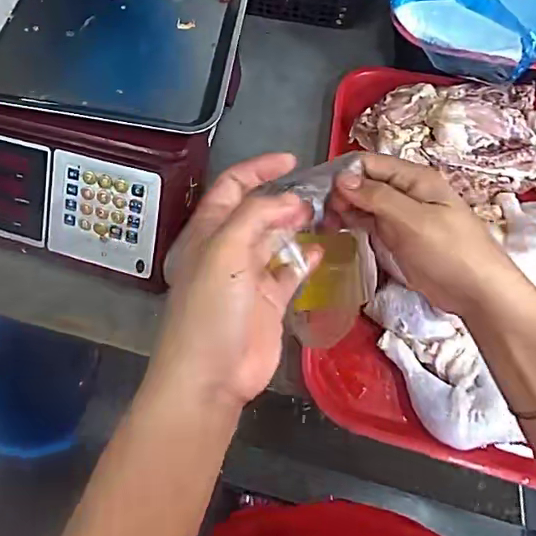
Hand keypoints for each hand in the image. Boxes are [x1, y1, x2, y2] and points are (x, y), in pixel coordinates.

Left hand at [155, 153, 318, 410]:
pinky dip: (305, 258)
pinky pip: (291, 271)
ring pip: (277, 239)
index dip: (258, 169)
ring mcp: (250, 276)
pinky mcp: (269, 301)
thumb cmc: (210, 307)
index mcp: (209, 231)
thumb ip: (258, 215)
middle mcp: (229, 249)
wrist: (211, 375)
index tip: (291, 159)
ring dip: (298, 225)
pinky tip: (321, 249)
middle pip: (258, 211)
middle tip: (318, 191)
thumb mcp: (226, 250)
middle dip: (285, 198)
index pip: (232, 187)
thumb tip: (292, 201)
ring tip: (326, 213)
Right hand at [331, 153, 523, 318]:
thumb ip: (378, 197)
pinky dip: (355, 223)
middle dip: (341, 193)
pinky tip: (338, 230)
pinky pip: (372, 222)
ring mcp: (403, 215)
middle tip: (321, 215)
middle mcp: (407, 191)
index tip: (322, 194)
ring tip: (324, 224)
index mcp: (415, 178)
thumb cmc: (450, 252)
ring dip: (345, 208)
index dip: (345, 174)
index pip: (370, 163)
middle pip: (365, 182)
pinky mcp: (399, 236)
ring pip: (365, 202)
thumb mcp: (414, 221)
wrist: (479, 292)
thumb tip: (342, 178)